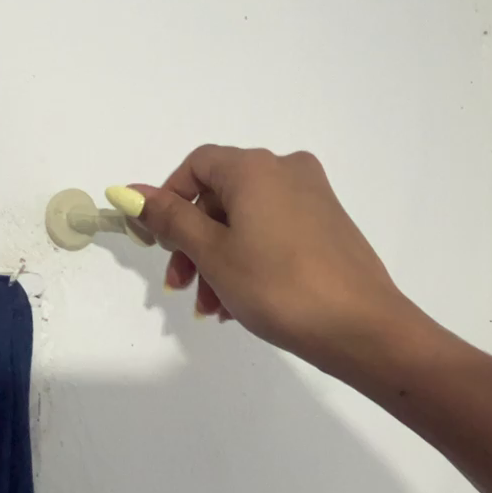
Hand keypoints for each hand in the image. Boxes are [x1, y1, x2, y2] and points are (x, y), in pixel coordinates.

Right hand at [116, 145, 423, 374]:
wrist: (361, 326)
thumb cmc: (277, 285)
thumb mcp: (213, 253)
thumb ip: (169, 219)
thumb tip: (129, 191)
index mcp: (255, 167)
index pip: (196, 166)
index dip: (168, 200)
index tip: (156, 244)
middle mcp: (286, 170)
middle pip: (220, 197)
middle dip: (193, 243)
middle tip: (180, 287)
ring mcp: (313, 197)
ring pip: (246, 221)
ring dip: (219, 261)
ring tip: (211, 308)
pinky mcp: (328, 225)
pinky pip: (273, 234)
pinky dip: (250, 261)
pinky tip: (239, 305)